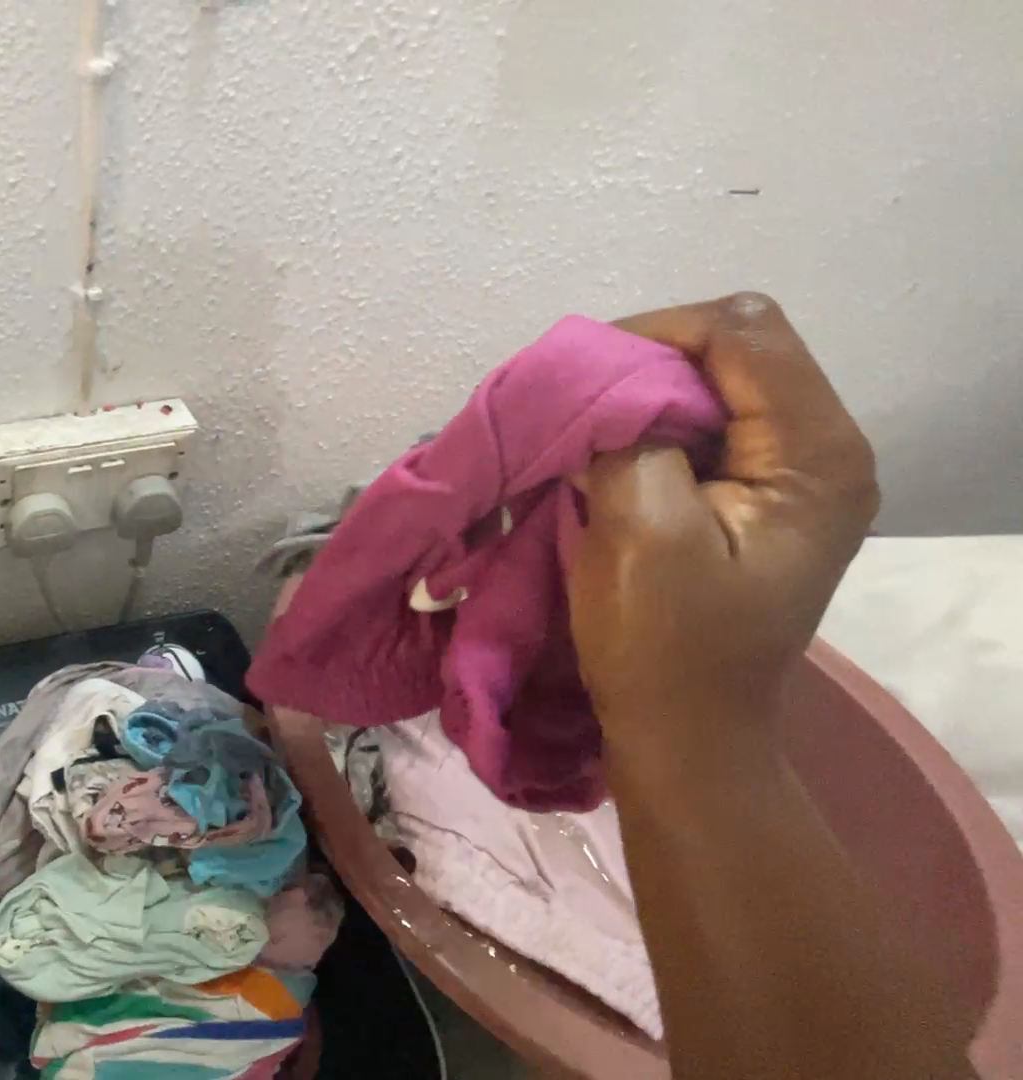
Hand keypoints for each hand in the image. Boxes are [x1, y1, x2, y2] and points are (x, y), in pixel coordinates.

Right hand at [569, 293, 878, 758]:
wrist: (682, 726)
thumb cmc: (664, 642)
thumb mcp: (642, 535)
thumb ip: (631, 443)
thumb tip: (605, 392)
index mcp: (812, 455)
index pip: (743, 333)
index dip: (652, 336)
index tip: (574, 379)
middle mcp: (815, 450)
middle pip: (729, 353)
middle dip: (637, 368)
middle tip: (565, 409)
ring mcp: (781, 476)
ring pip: (705, 390)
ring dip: (630, 403)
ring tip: (573, 435)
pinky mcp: (745, 498)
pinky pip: (692, 432)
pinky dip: (635, 434)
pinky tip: (596, 463)